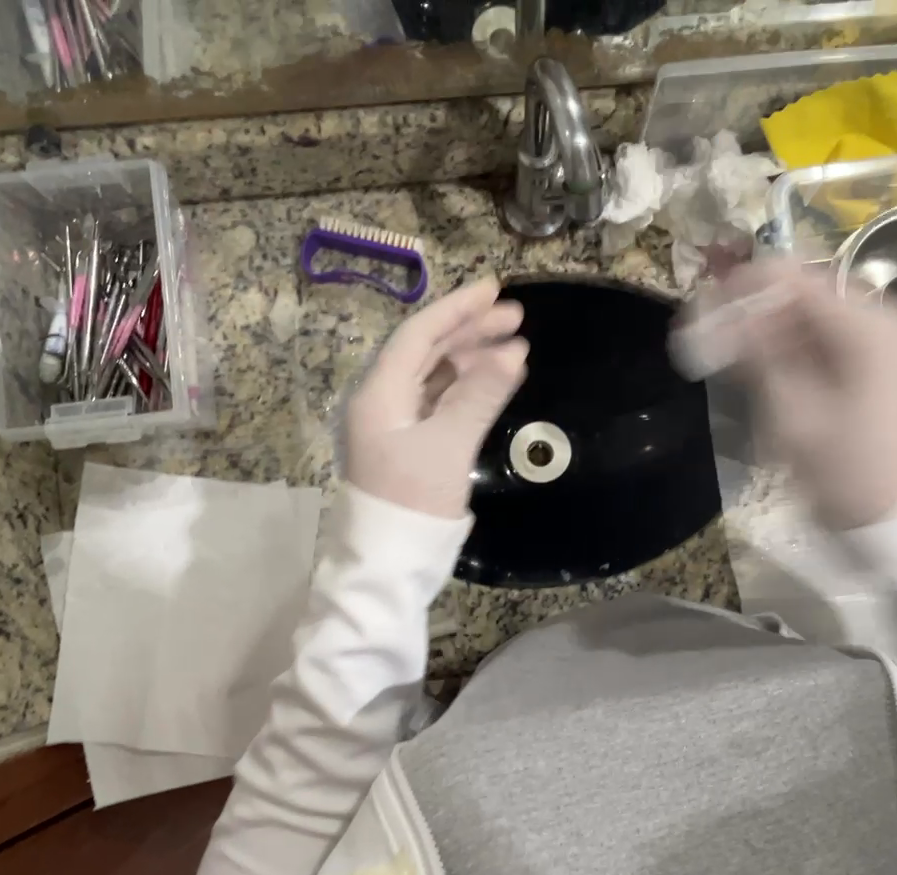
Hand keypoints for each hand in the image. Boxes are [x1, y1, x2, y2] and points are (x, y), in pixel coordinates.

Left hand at [345, 278, 528, 518]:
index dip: (457, 309)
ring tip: (513, 348)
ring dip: (470, 358)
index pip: (418, 335)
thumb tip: (514, 352)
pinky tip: (492, 381)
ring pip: (432, 376)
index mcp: (380, 394)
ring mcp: (394, 424)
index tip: (496, 290)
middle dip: (469, 330)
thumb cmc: (414, 502)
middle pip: (425, 351)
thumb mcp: (449, 446)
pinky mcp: (407, 445)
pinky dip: (464, 387)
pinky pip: (436, 401)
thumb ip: (479, 396)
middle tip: (516, 317)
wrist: (390, 562)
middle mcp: (381, 400)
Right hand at [703, 259, 896, 529]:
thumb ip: (755, 353)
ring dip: (763, 332)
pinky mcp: (878, 360)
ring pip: (808, 317)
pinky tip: (757, 370)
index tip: (696, 310)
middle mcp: (883, 318)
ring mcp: (884, 339)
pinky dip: (787, 350)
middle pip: (801, 294)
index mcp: (870, 324)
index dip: (739, 289)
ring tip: (722, 358)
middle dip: (749, 312)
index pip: (792, 279)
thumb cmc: (848, 473)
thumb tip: (716, 309)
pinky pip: (822, 339)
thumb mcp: (793, 414)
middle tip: (702, 339)